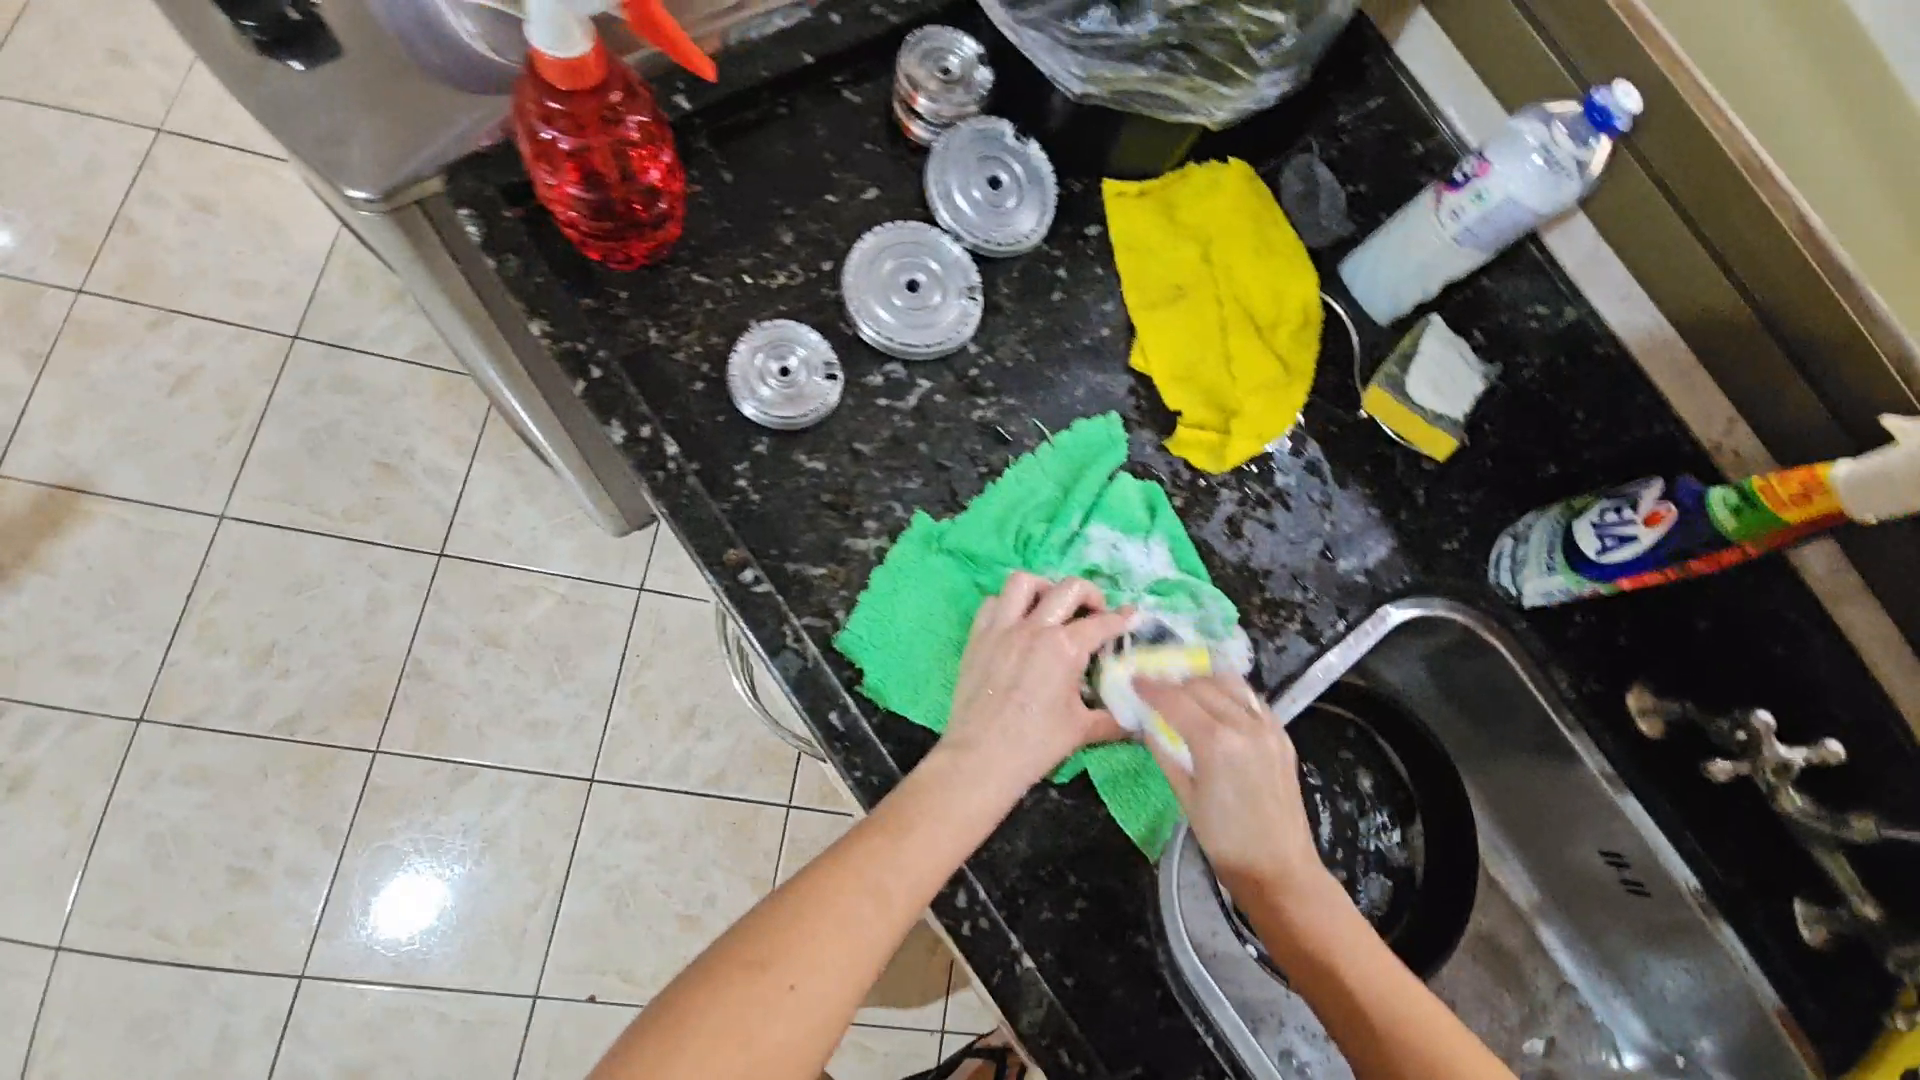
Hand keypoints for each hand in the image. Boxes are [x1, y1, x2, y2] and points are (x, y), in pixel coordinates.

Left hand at [941, 573, 1131, 789]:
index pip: (1102, 623)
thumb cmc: (1035, 745)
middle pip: (1069, 588)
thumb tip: (1140, 720)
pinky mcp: (977, 637)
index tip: (1131, 618)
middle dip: (1090, 594)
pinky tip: (1018, 622)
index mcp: (1065, 648)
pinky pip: (993, 602)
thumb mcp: (1082, 730)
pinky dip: (1008, 604)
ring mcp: (1002, 629)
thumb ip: (1114, 719)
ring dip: (1044, 587)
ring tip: (1052, 607)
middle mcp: (1034, 628)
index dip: (1122, 619)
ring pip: (1023, 582)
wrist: (980, 758)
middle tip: (1095, 613)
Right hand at [1136, 674, 1329, 900]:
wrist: (1279, 868)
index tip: (1134, 681)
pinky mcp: (1282, 737)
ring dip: (1204, 682)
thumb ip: (1164, 752)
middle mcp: (1244, 725)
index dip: (1151, 688)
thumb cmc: (1224, 840)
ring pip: (1231, 684)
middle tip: (1156, 689)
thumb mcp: (1184, 796)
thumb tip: (1148, 724)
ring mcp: (1268, 728)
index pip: (1175, 700)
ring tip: (1186, 691)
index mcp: (1215, 742)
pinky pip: (1252, 700)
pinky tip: (1219, 705)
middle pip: (1202, 686)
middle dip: (1174, 683)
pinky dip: (1231, 694)